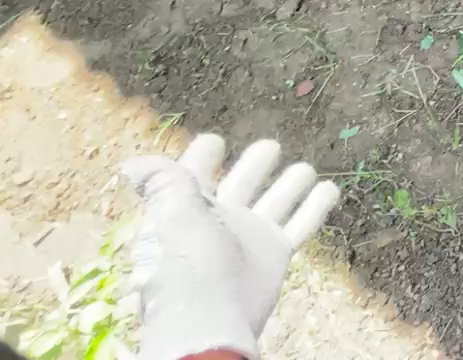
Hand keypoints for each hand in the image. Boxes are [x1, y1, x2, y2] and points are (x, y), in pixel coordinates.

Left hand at [121, 134, 340, 359]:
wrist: (214, 323)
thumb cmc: (187, 272)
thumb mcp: (176, 220)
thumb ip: (165, 187)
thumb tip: (132, 164)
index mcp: (188, 212)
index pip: (195, 176)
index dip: (202, 158)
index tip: (213, 140)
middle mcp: (220, 221)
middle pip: (244, 181)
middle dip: (256, 162)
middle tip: (268, 147)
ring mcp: (251, 236)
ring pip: (278, 197)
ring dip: (292, 181)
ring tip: (303, 169)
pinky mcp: (277, 251)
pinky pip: (304, 221)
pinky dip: (318, 204)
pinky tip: (330, 188)